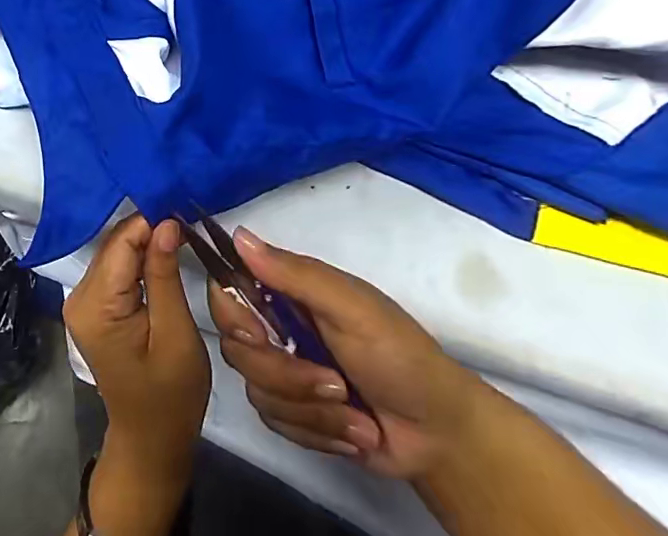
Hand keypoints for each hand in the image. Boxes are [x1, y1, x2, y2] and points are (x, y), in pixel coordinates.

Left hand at [63, 216, 210, 535]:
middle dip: (149, 229)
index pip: (121, 243)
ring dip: (145, 241)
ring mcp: (82, 301)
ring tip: (180, 229)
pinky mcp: (92, 306)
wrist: (151, 440)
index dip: (151, 222)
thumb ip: (165, 275)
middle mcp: (79, 296)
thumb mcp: (176, 334)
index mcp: (96, 305)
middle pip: (115, 245)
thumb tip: (166, 222)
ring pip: (115, 253)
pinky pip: (115, 269)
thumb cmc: (171, 395)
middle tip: (187, 216)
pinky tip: (162, 251)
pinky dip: (138, 258)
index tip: (184, 209)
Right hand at [209, 228, 489, 480]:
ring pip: (257, 391)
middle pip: (236, 349)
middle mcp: (277, 329)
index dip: (232, 315)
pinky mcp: (294, 414)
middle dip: (286, 375)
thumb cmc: (400, 355)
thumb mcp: (351, 307)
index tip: (260, 335)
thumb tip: (238, 235)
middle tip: (334, 381)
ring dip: (313, 409)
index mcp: (287, 294)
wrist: (440, 432)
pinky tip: (353, 431)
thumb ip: (294, 274)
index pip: (227, 292)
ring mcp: (283, 374)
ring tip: (356, 411)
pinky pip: (276, 424)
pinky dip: (319, 432)